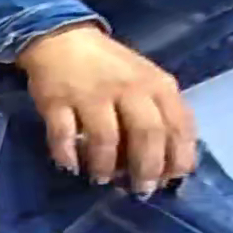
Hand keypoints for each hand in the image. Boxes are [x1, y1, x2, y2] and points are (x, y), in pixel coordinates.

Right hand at [16, 22, 197, 192]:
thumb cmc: (107, 66)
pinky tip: (70, 166)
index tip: (170, 180)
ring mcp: (89, 96)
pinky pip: (63, 135)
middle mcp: (128, 90)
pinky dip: (67, 155)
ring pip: (105, 139)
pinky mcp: (55, 102)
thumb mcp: (144, 81)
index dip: (177, 158)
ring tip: (102, 179)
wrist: (61, 41)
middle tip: (139, 190)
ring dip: (105, 165)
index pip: (178, 127)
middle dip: (145, 168)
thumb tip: (158, 156)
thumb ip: (156, 111)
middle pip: (145, 135)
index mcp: (157, 85)